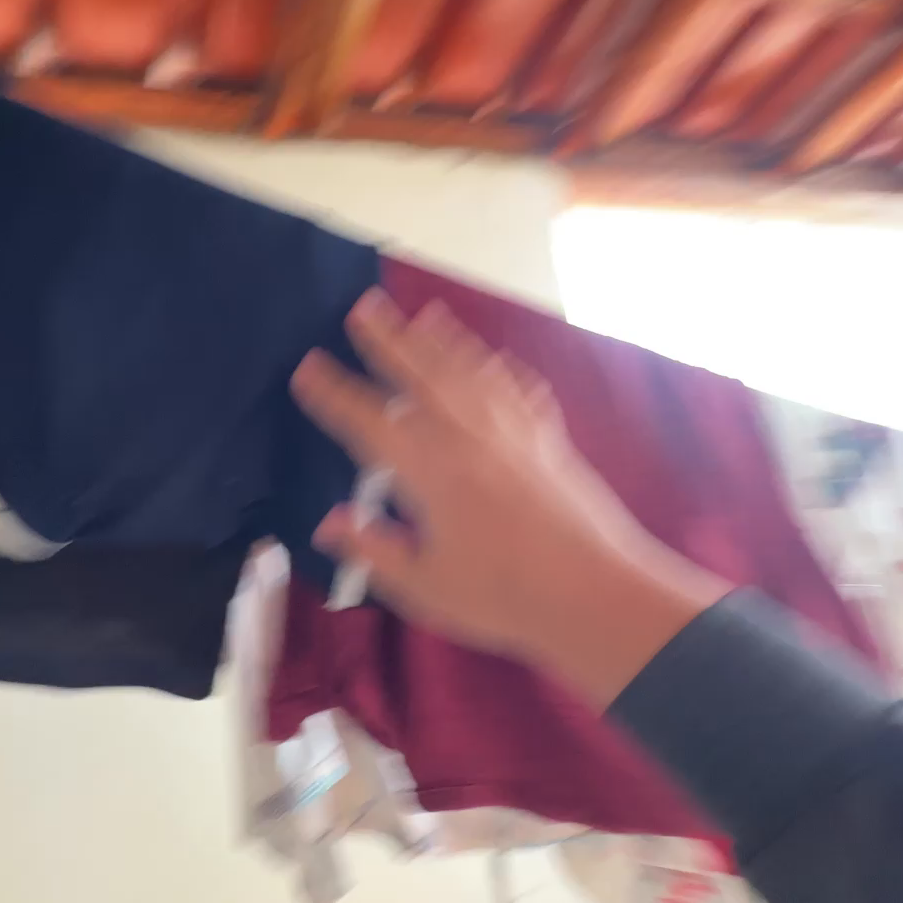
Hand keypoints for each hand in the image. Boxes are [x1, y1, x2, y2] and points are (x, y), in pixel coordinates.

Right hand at [291, 290, 727, 705]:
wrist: (595, 593)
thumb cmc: (502, 595)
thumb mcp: (423, 585)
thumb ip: (372, 549)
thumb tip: (327, 522)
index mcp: (429, 471)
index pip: (368, 422)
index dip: (334, 394)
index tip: (308, 367)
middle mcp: (467, 436)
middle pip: (419, 375)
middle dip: (387, 340)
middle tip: (364, 306)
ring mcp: (512, 432)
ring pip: (468, 371)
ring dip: (441, 341)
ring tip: (422, 315)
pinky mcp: (547, 439)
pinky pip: (517, 389)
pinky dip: (500, 368)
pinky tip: (495, 359)